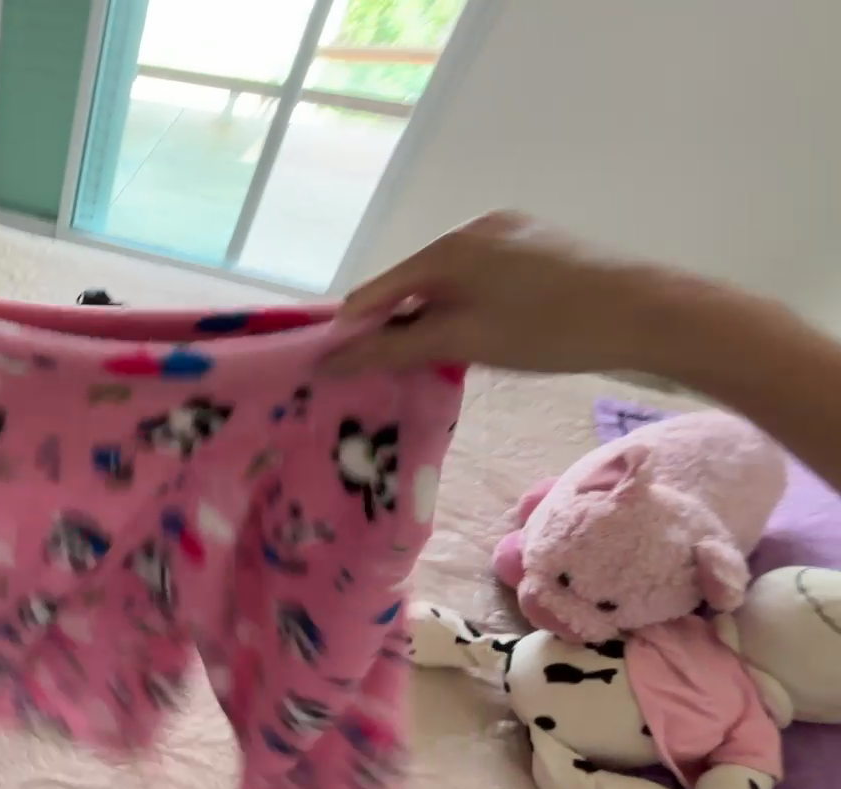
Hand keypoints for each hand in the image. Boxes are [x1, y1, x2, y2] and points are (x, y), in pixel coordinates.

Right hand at [324, 211, 740, 378]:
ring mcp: (507, 232)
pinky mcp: (534, 243)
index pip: (372, 292)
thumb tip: (325, 365)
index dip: (352, 331)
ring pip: (440, 283)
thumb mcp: (456, 343)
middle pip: (406, 285)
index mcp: (446, 247)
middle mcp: (471, 229)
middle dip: (392, 325)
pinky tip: (476, 331)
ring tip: (438, 354)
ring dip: (427, 318)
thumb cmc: (545, 328)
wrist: (655, 315)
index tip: (344, 368)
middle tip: (395, 368)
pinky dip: (459, 306)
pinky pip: (473, 277)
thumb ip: (384, 351)